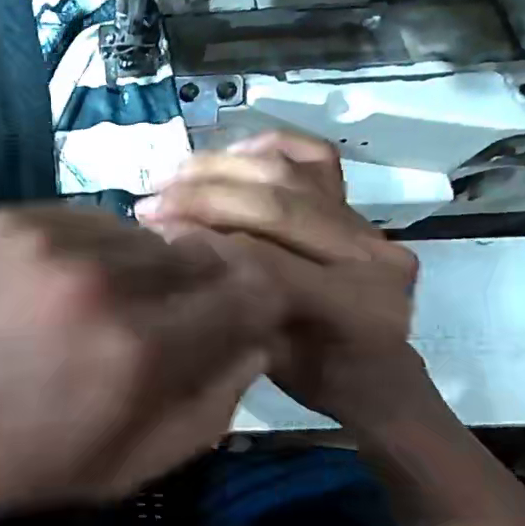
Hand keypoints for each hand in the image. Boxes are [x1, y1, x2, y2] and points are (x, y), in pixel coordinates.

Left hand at [0, 206, 286, 525]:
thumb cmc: (3, 466)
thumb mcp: (123, 468)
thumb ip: (209, 406)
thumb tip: (255, 341)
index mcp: (138, 350)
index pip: (252, 288)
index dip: (256, 304)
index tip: (237, 322)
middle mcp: (104, 276)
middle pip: (205, 253)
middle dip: (203, 289)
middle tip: (166, 322)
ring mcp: (53, 235)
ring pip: (148, 235)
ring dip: (147, 270)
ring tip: (102, 307)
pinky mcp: (14, 214)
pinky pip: (92, 222)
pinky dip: (96, 252)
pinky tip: (57, 288)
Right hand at [135, 130, 421, 419]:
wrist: (373, 372)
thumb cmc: (318, 378)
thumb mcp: (268, 356)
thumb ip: (234, 299)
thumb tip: (174, 241)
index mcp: (353, 304)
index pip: (265, 258)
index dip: (203, 240)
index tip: (152, 232)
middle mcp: (368, 253)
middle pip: (276, 205)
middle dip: (204, 197)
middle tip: (152, 202)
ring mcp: (366, 225)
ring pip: (290, 175)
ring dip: (224, 168)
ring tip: (175, 175)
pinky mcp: (357, 208)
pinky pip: (317, 159)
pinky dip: (273, 147)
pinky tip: (232, 153)